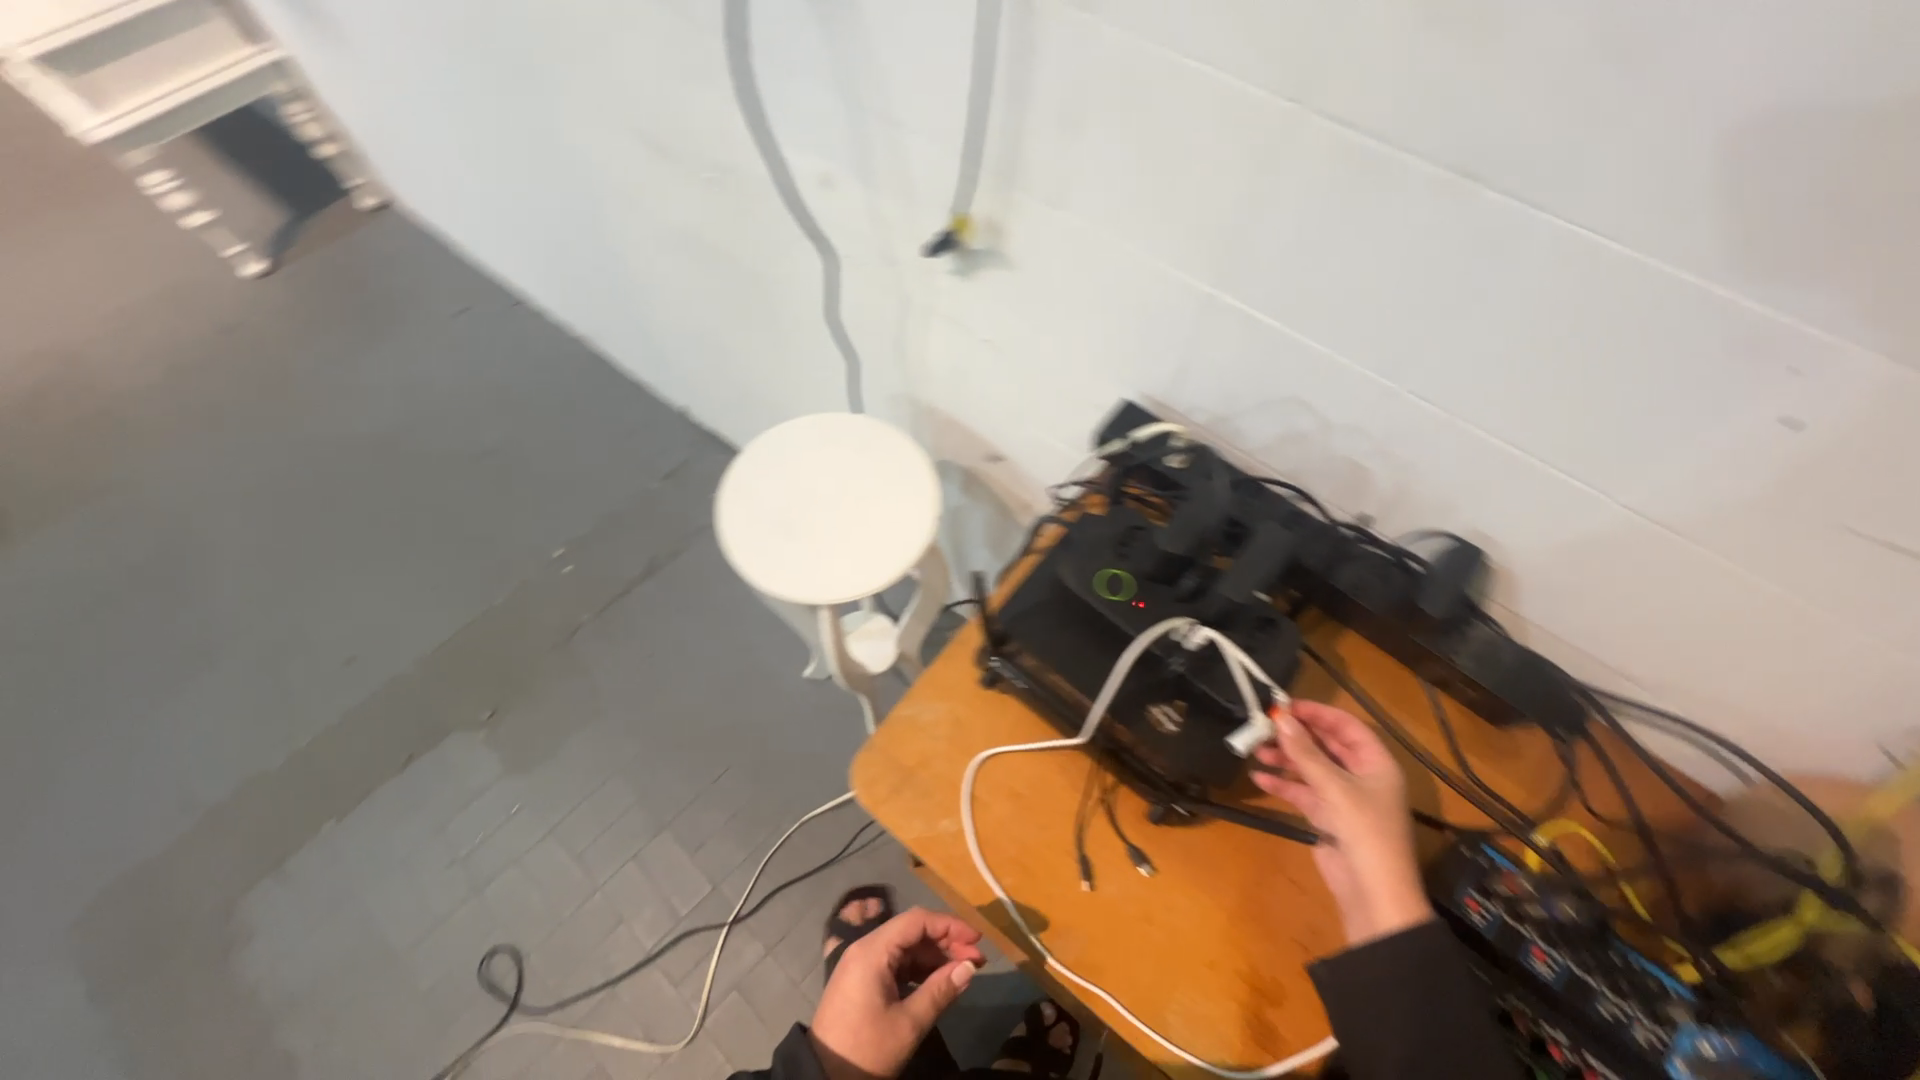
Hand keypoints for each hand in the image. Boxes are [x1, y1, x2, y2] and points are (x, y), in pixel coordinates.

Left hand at [808, 907, 985, 1079]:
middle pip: (913, 932)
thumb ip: (940, 990)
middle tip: (977, 960)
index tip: (977, 940)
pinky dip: (921, 969)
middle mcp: (866, 948)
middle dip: (947, 942)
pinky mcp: (864, 980)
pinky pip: (898, 963)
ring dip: (936, 957)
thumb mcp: (908, 1023)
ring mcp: (863, 964)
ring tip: (965, 971)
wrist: (823, 1078)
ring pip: (907, 948)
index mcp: (873, 950)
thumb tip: (970, 968)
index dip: (950, 925)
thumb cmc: (867, 1049)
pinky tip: (941, 981)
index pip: (917, 921)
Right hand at [1251, 700, 1433, 947]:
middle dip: (1297, 736)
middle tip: (1265, 725)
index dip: (1317, 713)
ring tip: (1257, 751)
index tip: (1285, 706)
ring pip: (1311, 768)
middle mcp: (1361, 776)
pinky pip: (1302, 792)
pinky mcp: (1327, 817)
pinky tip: (1259, 779)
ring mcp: (1343, 797)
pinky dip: (1283, 785)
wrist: (1373, 891)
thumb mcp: (1335, 787)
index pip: (1346, 726)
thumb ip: (1305, 753)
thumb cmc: (1364, 830)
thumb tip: (1281, 719)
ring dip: (1286, 759)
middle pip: (1326, 746)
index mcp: (1376, 763)